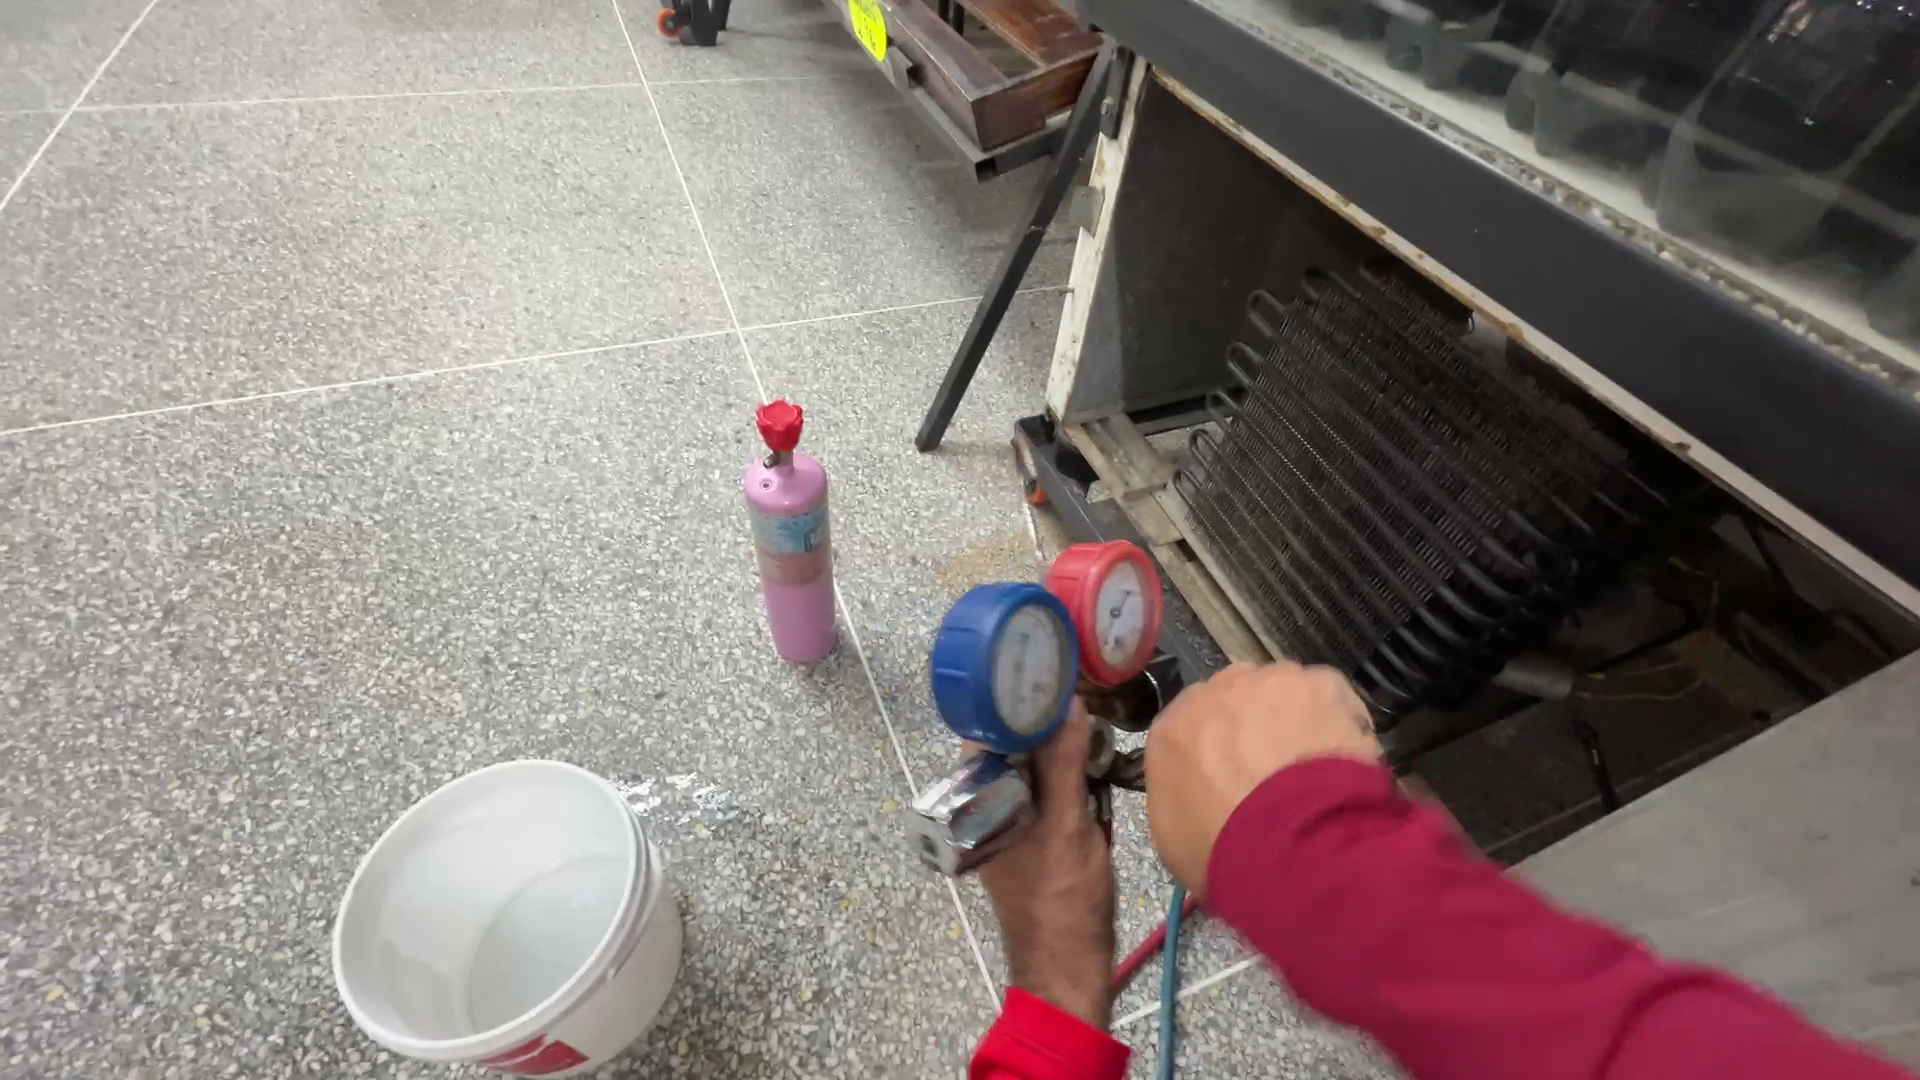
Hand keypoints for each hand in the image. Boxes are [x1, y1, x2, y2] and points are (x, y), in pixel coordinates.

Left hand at [974, 701, 1115, 1027]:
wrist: (1068, 966)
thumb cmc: (1062, 898)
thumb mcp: (1067, 825)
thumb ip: (1065, 763)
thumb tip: (1069, 704)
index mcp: (979, 798)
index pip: (985, 731)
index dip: (1012, 700)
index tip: (1045, 674)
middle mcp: (986, 803)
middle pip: (1009, 744)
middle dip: (1041, 719)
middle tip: (1076, 691)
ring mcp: (1009, 817)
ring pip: (1030, 763)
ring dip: (1057, 743)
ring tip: (1086, 715)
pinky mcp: (1032, 829)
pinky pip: (1044, 786)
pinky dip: (1065, 770)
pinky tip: (1091, 756)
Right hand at [1145, 662, 1377, 892]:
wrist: (1292, 850)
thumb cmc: (1223, 853)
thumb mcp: (1171, 833)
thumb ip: (1176, 792)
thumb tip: (1197, 787)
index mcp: (1171, 728)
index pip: (1192, 724)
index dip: (1219, 746)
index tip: (1237, 772)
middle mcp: (1212, 692)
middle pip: (1233, 697)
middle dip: (1253, 724)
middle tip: (1277, 766)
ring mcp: (1266, 682)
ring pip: (1280, 689)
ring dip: (1293, 715)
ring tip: (1316, 762)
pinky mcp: (1318, 684)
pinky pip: (1327, 693)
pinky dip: (1336, 717)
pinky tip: (1345, 754)